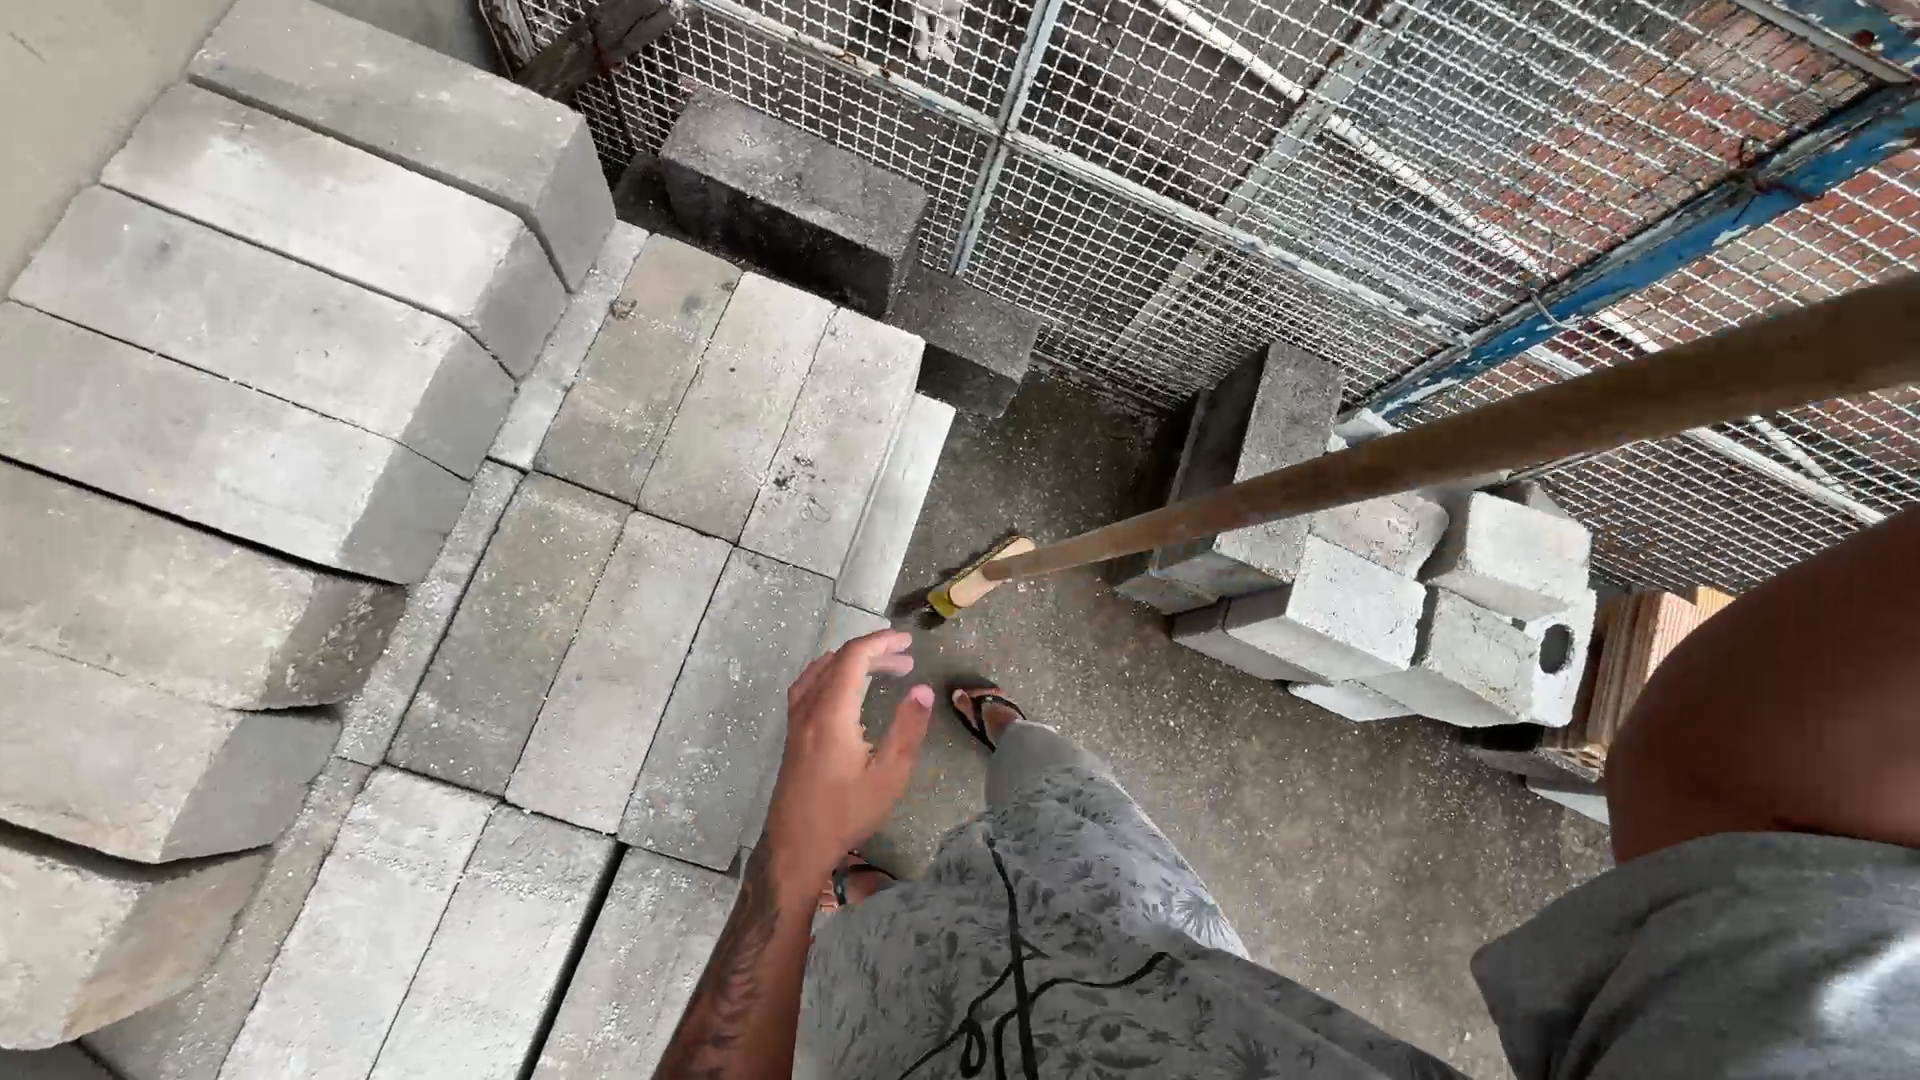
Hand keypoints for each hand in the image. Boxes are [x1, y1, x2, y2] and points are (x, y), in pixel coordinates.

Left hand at [762, 630, 931, 888]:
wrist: (796, 846)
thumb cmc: (846, 814)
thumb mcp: (888, 776)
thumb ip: (907, 729)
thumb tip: (922, 689)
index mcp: (832, 712)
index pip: (854, 657)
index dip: (881, 642)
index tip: (908, 642)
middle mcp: (809, 708)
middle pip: (839, 660)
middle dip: (874, 652)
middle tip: (906, 661)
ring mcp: (796, 720)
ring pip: (821, 671)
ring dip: (852, 662)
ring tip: (881, 669)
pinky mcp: (793, 733)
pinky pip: (808, 685)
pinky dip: (830, 673)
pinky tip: (842, 687)